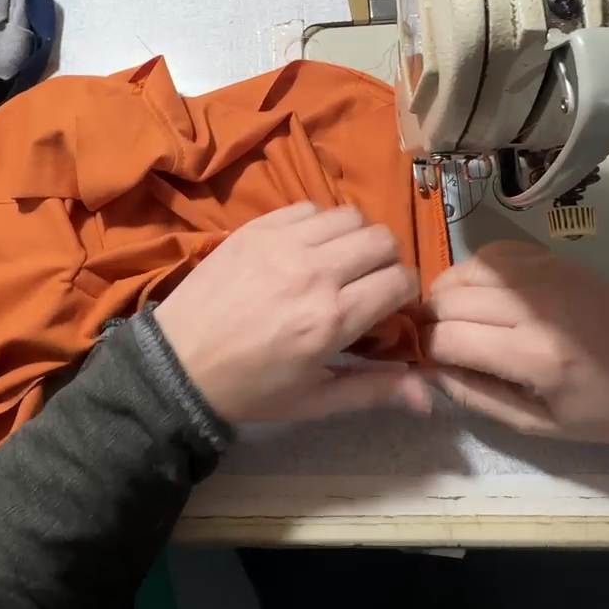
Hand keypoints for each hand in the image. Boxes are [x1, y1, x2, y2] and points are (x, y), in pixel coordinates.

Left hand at [154, 203, 432, 425]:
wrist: (178, 363)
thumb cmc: (250, 389)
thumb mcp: (314, 401)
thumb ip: (374, 390)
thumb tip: (430, 395)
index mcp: (332, 320)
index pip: (399, 281)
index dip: (405, 292)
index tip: (392, 304)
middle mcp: (314, 272)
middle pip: (382, 240)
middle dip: (387, 261)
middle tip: (368, 281)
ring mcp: (282, 243)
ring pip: (349, 216)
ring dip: (354, 238)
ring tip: (338, 262)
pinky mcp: (257, 227)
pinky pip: (308, 207)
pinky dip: (318, 224)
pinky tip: (306, 248)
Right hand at [423, 242, 608, 481]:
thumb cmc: (606, 417)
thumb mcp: (536, 426)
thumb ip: (473, 395)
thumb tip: (424, 368)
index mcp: (535, 355)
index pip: (447, 337)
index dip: (423, 349)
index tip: (422, 361)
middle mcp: (536, 305)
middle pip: (449, 298)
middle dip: (429, 321)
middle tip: (434, 341)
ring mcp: (547, 273)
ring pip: (465, 269)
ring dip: (448, 294)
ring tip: (455, 318)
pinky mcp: (555, 259)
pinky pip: (494, 254)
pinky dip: (476, 272)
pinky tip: (484, 296)